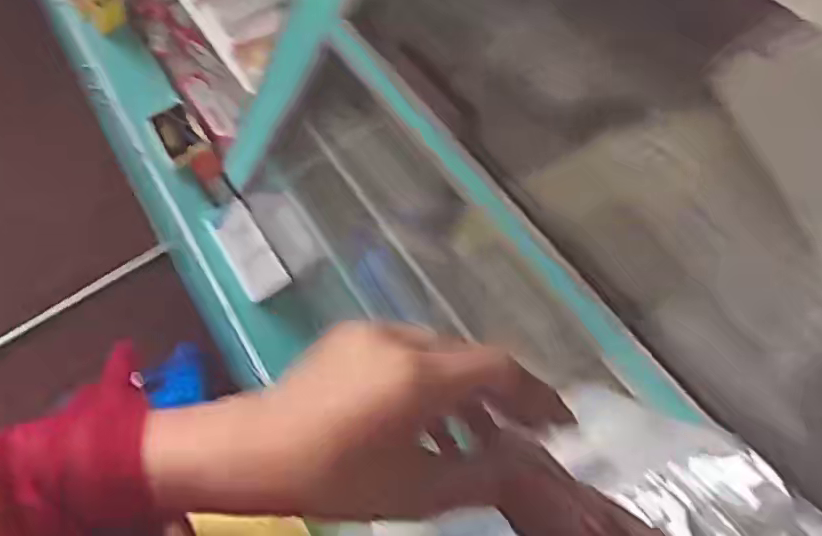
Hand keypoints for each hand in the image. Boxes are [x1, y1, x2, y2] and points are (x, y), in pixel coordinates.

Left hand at [144, 322, 650, 532]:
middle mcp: (396, 337)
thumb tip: (525, 460)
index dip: (534, 392)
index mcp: (418, 371)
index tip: (560, 423)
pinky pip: (402, 351)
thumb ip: (482, 471)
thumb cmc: (341, 476)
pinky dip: (426, 381)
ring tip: (476, 441)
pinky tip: (427, 424)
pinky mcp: (346, 337)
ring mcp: (367, 332)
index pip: (494, 365)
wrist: (260, 448)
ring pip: (433, 352)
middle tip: (523, 434)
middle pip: (463, 355)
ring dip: (460, 388)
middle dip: (498, 392)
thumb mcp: (421, 488)